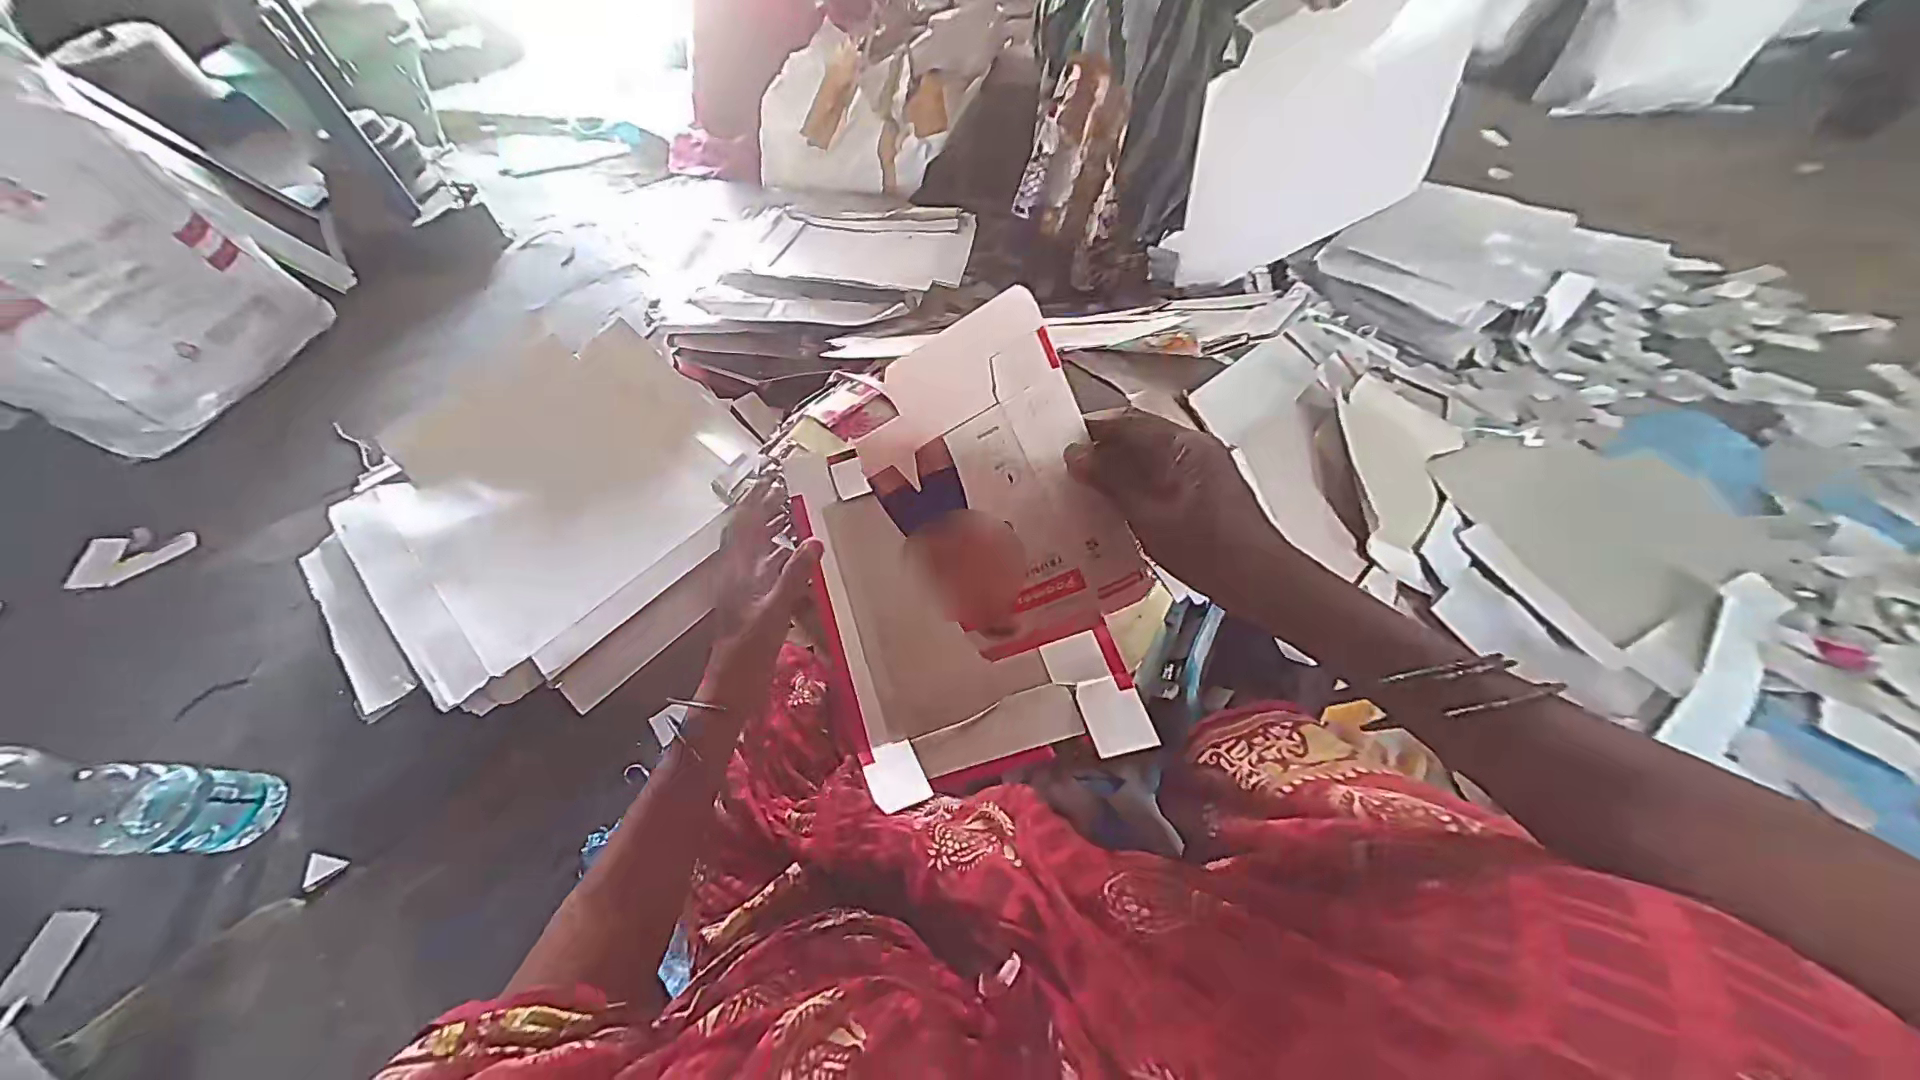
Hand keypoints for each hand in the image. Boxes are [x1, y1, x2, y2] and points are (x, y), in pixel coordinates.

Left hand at [697, 478, 822, 729]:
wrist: (732, 686)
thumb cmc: (749, 648)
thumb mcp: (775, 610)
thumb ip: (795, 575)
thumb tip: (813, 542)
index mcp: (738, 570)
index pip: (744, 524)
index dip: (756, 500)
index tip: (772, 479)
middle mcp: (738, 575)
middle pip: (747, 533)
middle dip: (764, 511)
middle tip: (787, 493)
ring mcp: (744, 590)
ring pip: (757, 552)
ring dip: (773, 533)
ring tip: (795, 519)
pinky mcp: (752, 604)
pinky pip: (766, 572)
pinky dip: (780, 560)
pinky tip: (796, 562)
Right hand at [1064, 409, 1293, 599]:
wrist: (1257, 579)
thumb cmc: (1203, 548)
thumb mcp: (1147, 515)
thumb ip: (1110, 481)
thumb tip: (1075, 455)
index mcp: (1183, 445)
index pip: (1128, 421)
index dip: (1092, 429)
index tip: (1061, 443)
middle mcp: (1196, 447)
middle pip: (1140, 435)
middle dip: (1104, 448)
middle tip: (1069, 468)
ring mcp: (1204, 467)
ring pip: (1151, 456)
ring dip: (1120, 466)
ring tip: (1087, 486)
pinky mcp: (1206, 489)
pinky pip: (1163, 473)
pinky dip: (1137, 482)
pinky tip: (1118, 504)